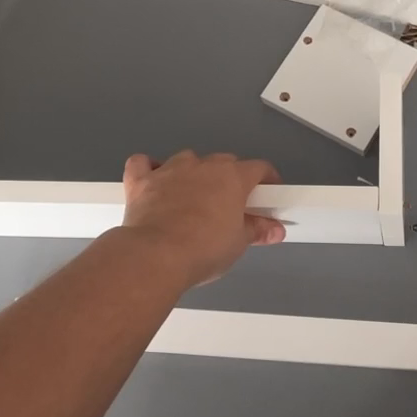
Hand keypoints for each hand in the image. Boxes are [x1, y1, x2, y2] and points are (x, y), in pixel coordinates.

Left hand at [117, 151, 285, 288]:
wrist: (156, 256)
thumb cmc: (205, 249)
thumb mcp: (238, 243)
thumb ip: (256, 230)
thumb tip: (274, 229)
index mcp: (233, 177)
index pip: (259, 168)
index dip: (267, 180)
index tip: (268, 195)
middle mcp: (203, 165)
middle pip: (224, 162)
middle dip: (230, 179)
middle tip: (231, 205)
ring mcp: (170, 169)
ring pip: (187, 160)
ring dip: (193, 173)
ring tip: (193, 198)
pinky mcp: (141, 180)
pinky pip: (143, 163)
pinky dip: (149, 169)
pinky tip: (153, 182)